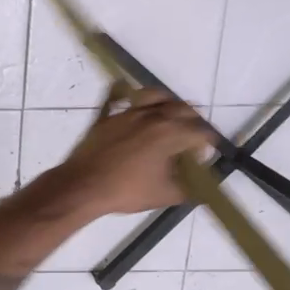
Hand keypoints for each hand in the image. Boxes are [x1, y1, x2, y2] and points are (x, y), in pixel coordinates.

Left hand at [49, 86, 212, 216]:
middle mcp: (152, 116)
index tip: (202, 155)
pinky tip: (132, 98)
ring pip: (155, 96)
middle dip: (193, 121)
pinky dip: (129, 94)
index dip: (206, 144)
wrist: (83, 186)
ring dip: (169, 104)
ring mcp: (127, 113)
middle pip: (183, 108)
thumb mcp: (166, 195)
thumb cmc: (126, 191)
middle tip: (192, 136)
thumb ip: (189, 187)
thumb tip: (199, 184)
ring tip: (170, 116)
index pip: (201, 131)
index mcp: (170, 133)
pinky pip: (120, 97)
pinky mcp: (107, 116)